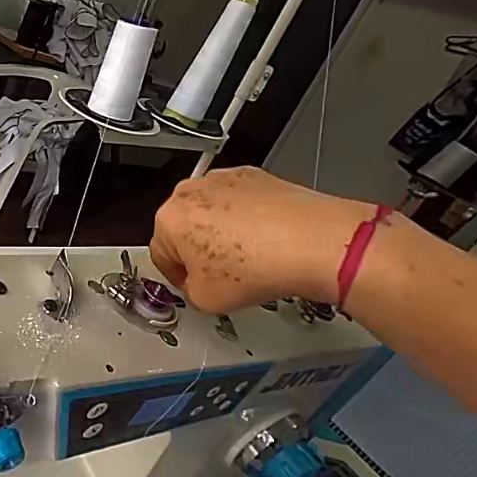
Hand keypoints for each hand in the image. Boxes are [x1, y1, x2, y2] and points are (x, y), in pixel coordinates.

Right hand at [148, 167, 373, 313]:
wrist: (315, 243)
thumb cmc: (261, 265)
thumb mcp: (205, 300)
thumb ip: (189, 291)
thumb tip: (199, 284)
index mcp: (167, 219)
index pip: (160, 254)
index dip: (177, 276)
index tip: (193, 285)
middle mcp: (190, 192)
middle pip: (183, 229)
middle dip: (198, 250)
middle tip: (222, 274)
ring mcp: (224, 180)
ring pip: (212, 213)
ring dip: (222, 234)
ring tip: (249, 259)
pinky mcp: (255, 177)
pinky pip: (241, 203)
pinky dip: (249, 220)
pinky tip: (265, 242)